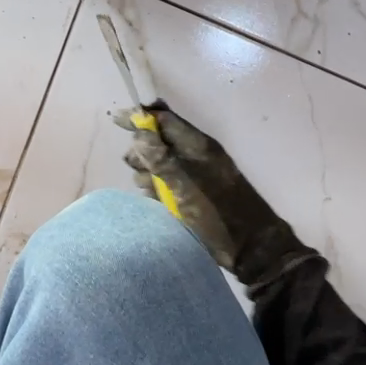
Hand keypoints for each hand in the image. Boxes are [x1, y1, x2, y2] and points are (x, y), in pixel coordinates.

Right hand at [119, 104, 319, 289]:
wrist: (249, 248)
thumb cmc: (218, 214)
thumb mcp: (185, 186)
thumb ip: (160, 159)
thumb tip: (139, 134)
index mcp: (197, 146)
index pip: (164, 119)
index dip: (141, 116)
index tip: (116, 120)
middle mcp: (193, 155)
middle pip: (157, 140)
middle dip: (141, 151)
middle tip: (137, 167)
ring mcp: (192, 174)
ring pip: (157, 163)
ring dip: (147, 172)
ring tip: (149, 188)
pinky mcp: (189, 192)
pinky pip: (163, 181)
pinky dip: (155, 187)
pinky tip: (154, 199)